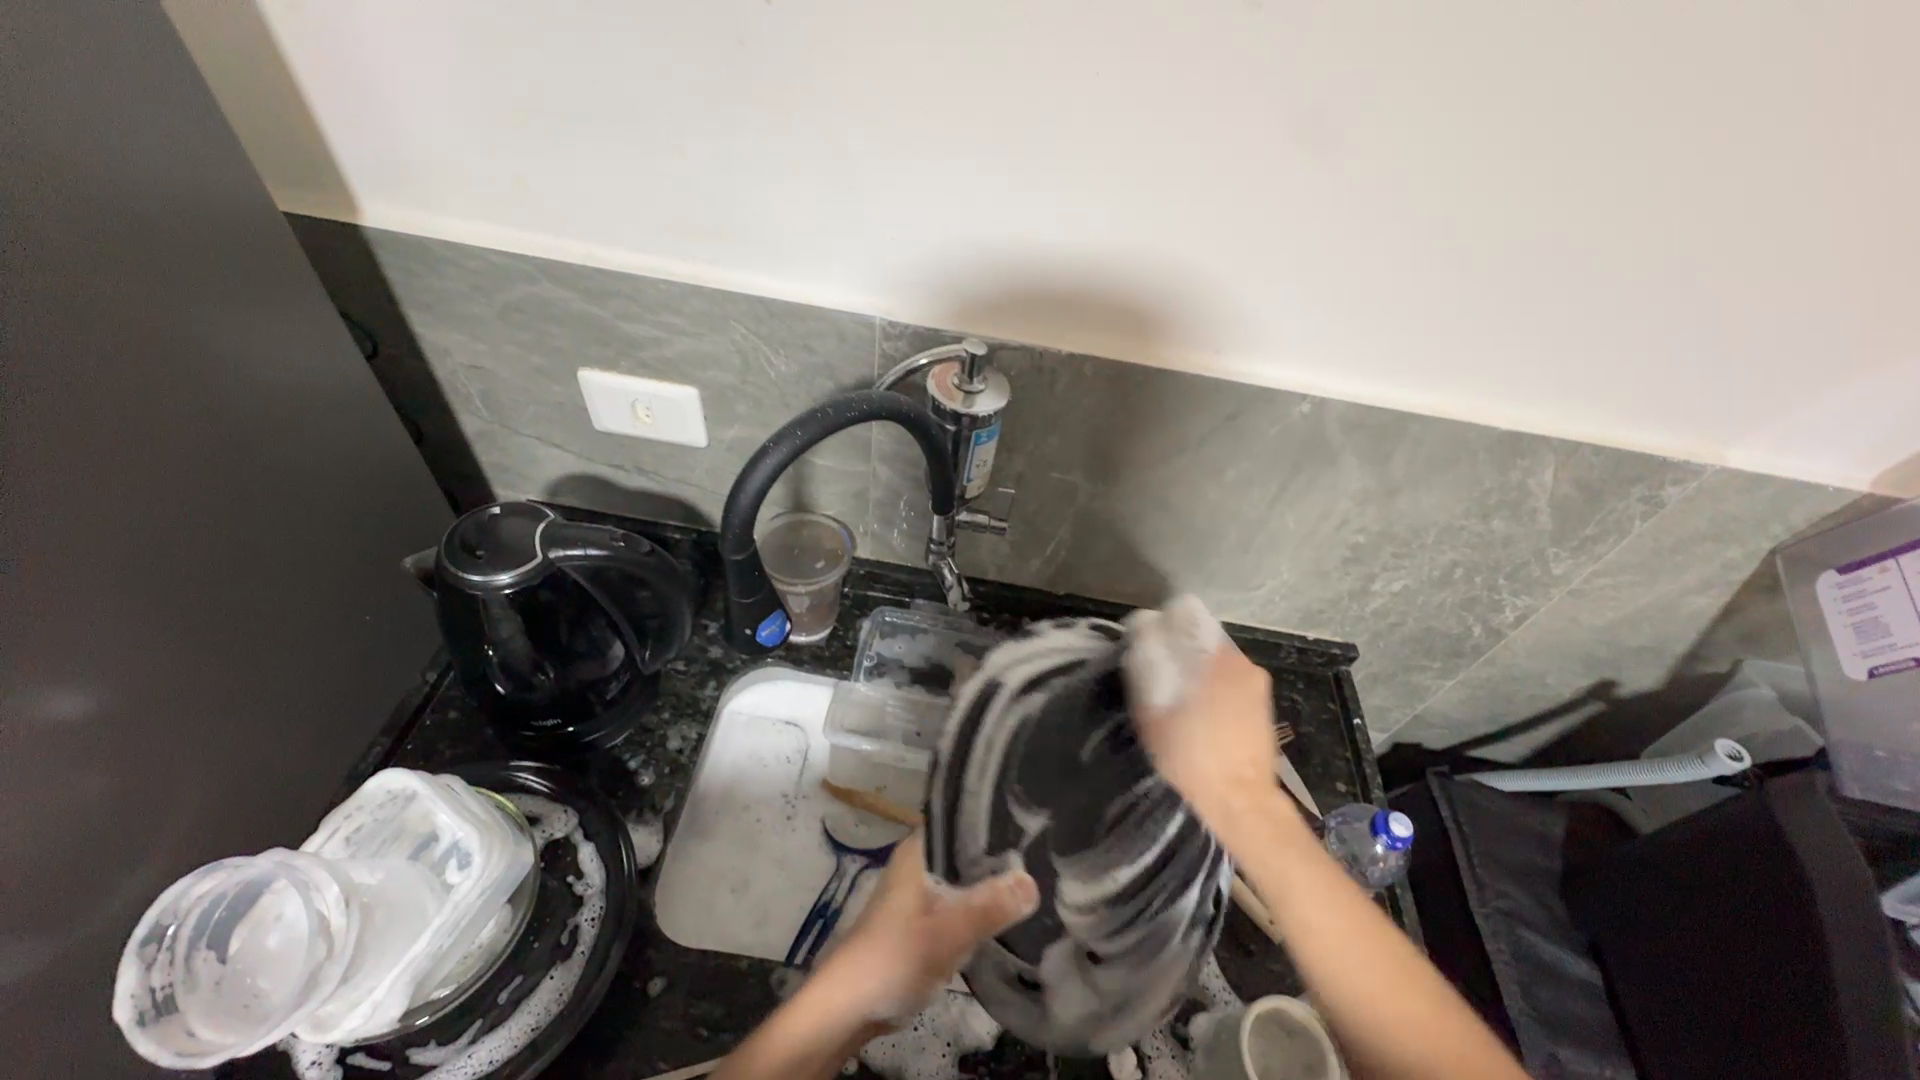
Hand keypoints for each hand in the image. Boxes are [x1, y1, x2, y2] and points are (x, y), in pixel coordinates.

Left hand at [813, 832, 1038, 1024]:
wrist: (850, 1007)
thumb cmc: (892, 959)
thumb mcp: (946, 933)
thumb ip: (989, 907)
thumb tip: (1033, 881)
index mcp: (919, 850)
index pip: (964, 818)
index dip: (999, 818)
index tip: (1038, 823)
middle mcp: (921, 862)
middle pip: (971, 849)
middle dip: (1006, 856)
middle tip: (1050, 856)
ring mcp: (923, 892)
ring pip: (969, 878)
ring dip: (997, 885)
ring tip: (1044, 879)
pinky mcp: (926, 920)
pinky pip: (964, 904)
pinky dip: (985, 908)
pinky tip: (1016, 913)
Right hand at [1127, 622, 1290, 843]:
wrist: (1240, 801)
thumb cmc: (1191, 757)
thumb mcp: (1154, 713)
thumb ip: (1147, 668)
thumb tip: (1143, 635)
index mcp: (1217, 658)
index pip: (1187, 616)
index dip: (1163, 624)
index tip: (1146, 638)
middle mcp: (1242, 662)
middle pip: (1202, 639)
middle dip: (1178, 648)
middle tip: (1155, 669)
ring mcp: (1257, 684)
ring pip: (1217, 661)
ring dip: (1196, 669)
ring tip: (1174, 694)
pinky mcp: (1262, 704)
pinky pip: (1230, 682)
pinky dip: (1212, 687)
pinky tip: (1196, 711)